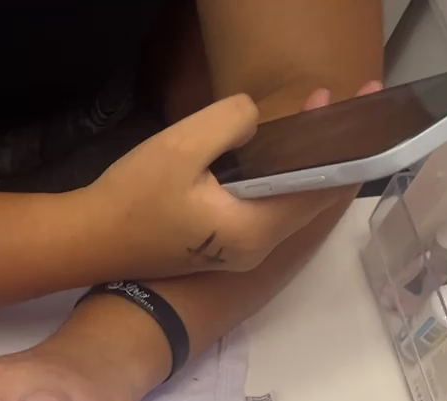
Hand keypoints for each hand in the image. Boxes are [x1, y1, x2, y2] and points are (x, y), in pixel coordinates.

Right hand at [83, 84, 382, 278]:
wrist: (85, 242)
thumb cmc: (131, 200)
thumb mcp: (184, 145)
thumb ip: (235, 121)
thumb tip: (254, 121)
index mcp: (254, 231)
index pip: (323, 188)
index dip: (348, 141)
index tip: (362, 99)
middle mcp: (252, 250)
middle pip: (307, 200)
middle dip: (325, 148)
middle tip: (331, 100)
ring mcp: (231, 255)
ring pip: (282, 206)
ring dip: (296, 164)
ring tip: (305, 119)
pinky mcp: (212, 250)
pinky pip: (258, 212)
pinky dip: (271, 182)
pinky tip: (267, 153)